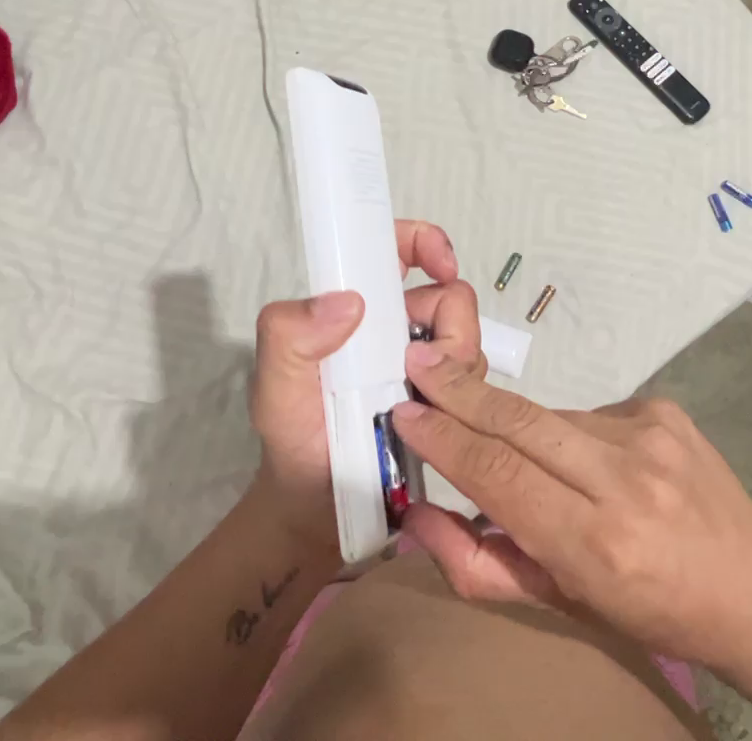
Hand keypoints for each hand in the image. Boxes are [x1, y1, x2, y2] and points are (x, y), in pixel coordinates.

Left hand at [247, 219, 459, 551]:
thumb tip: (350, 302)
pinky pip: (476, 386)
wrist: (317, 511)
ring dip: (456, 370)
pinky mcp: (446, 403)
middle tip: (418, 368)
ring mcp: (425, 367)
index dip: (424, 241)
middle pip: (452, 298)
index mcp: (357, 309)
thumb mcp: (275, 387)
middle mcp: (395, 329)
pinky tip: (435, 425)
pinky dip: (465, 399)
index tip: (442, 267)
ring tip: (416, 408)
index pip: (396, 249)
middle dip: (453, 325)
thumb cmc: (293, 439)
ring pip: (468, 342)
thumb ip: (288, 336)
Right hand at [390, 332, 751, 672]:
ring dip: (513, 424)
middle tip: (416, 366)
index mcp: (597, 544)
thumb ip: (477, 563)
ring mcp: (649, 435)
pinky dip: (564, 432)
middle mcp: (625, 480)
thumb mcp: (557, 606)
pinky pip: (586, 412)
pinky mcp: (664, 409)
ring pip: (549, 415)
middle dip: (460, 392)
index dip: (446, 441)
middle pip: (520, 422)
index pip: (499, 475)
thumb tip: (416, 513)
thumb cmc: (649, 611)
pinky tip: (583, 460)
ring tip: (512, 448)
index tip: (405, 415)